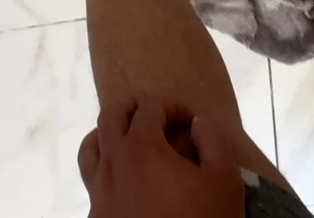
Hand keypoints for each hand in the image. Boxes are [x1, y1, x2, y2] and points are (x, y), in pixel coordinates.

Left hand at [77, 98, 244, 217]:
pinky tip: (122, 179)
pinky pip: (90, 179)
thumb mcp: (224, 181)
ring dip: (108, 133)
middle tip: (156, 117)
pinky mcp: (95, 216)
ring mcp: (98, 190)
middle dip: (134, 107)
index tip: (192, 121)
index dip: (174, 106)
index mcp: (140, 146)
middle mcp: (111, 161)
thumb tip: (197, 123)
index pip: (151, 106)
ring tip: (129, 139)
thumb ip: (212, 141)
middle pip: (110, 115)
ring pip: (90, 146)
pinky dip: (103, 167)